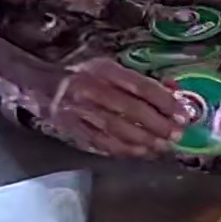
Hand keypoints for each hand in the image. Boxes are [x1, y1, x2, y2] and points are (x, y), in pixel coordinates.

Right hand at [16, 57, 191, 158]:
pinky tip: (140, 153)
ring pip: (116, 129)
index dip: (165, 103)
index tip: (183, 116)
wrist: (38, 83)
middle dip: (158, 125)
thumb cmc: (85, 75)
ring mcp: (77, 110)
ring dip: (144, 140)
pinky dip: (123, 149)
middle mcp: (90, 89)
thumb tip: (175, 94)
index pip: (141, 87)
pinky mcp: (70, 127)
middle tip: (177, 135)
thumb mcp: (111, 68)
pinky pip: (99, 141)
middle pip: (130, 109)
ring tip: (163, 147)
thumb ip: (141, 81)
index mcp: (104, 71)